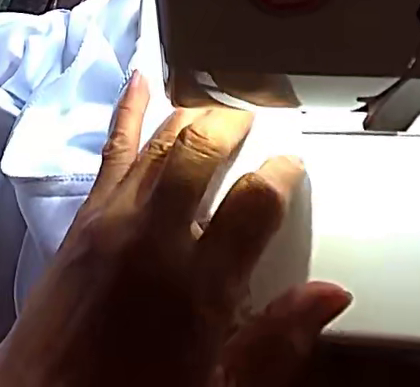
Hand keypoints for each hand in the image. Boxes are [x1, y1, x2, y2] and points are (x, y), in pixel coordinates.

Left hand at [0, 72, 351, 386]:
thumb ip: (278, 341)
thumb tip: (332, 293)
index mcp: (198, 288)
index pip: (255, 202)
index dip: (283, 172)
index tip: (292, 165)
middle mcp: (156, 239)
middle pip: (204, 151)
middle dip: (235, 122)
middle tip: (256, 115)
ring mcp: (116, 219)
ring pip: (163, 140)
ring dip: (195, 112)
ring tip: (220, 99)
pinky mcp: (87, 215)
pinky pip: (113, 148)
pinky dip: (129, 109)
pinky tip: (141, 78)